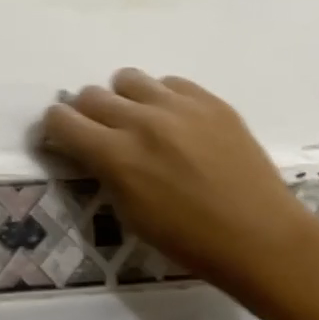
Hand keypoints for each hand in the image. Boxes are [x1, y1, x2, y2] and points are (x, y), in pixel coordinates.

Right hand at [40, 69, 314, 291]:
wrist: (262, 238)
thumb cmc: (190, 241)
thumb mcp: (131, 214)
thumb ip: (105, 172)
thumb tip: (91, 148)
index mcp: (116, 155)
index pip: (62, 119)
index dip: (57, 127)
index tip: (64, 137)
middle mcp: (141, 120)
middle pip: (90, 94)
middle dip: (87, 113)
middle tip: (102, 133)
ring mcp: (178, 105)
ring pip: (128, 78)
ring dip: (124, 99)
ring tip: (140, 121)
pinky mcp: (209, 100)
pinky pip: (170, 83)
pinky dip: (163, 99)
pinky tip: (177, 124)